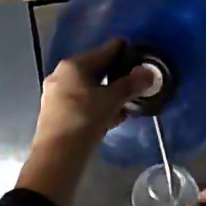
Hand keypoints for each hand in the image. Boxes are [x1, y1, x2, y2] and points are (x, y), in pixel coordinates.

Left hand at [16, 40, 151, 205]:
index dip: (125, 52)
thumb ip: (131, 85)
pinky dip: (98, 106)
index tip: (141, 58)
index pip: (105, 50)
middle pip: (96, 69)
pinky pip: (83, 103)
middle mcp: (62, 75)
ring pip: (89, 88)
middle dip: (117, 76)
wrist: (57, 155)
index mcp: (74, 65)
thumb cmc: (84, 119)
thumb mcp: (111, 100)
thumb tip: (149, 73)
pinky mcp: (57, 113)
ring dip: (108, 94)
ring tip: (128, 103)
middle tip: (137, 83)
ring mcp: (57, 94)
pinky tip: (112, 117)